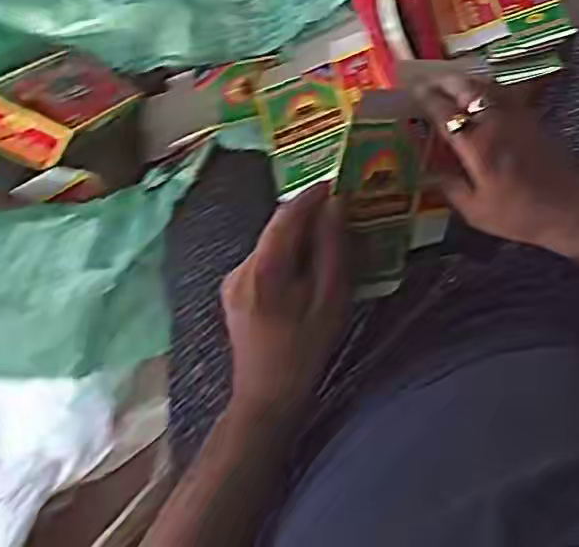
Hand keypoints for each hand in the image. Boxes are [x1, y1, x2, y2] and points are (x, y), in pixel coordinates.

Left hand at [221, 182, 349, 415]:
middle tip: (345, 208)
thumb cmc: (306, 348)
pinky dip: (292, 250)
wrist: (267, 397)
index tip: (340, 182)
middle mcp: (241, 268)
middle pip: (279, 226)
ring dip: (302, 233)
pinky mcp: (235, 289)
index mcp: (264, 270)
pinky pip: (268, 255)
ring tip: (334, 234)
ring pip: (274, 240)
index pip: (286, 215)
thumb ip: (332, 247)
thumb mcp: (331, 297)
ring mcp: (233, 279)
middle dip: (311, 214)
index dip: (313, 194)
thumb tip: (336, 204)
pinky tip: (312, 263)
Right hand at [415, 74, 578, 252]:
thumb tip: (429, 171)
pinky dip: (487, 86)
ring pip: (486, 85)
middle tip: (429, 82)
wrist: (567, 207)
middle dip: (444, 82)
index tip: (414, 92)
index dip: (427, 99)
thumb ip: (450, 187)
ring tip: (450, 83)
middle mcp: (495, 123)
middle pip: (466, 89)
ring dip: (465, 80)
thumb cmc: (518, 214)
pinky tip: (480, 93)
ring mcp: (516, 115)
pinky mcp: (531, 115)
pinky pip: (504, 92)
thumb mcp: (476, 210)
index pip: (445, 112)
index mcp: (477, 146)